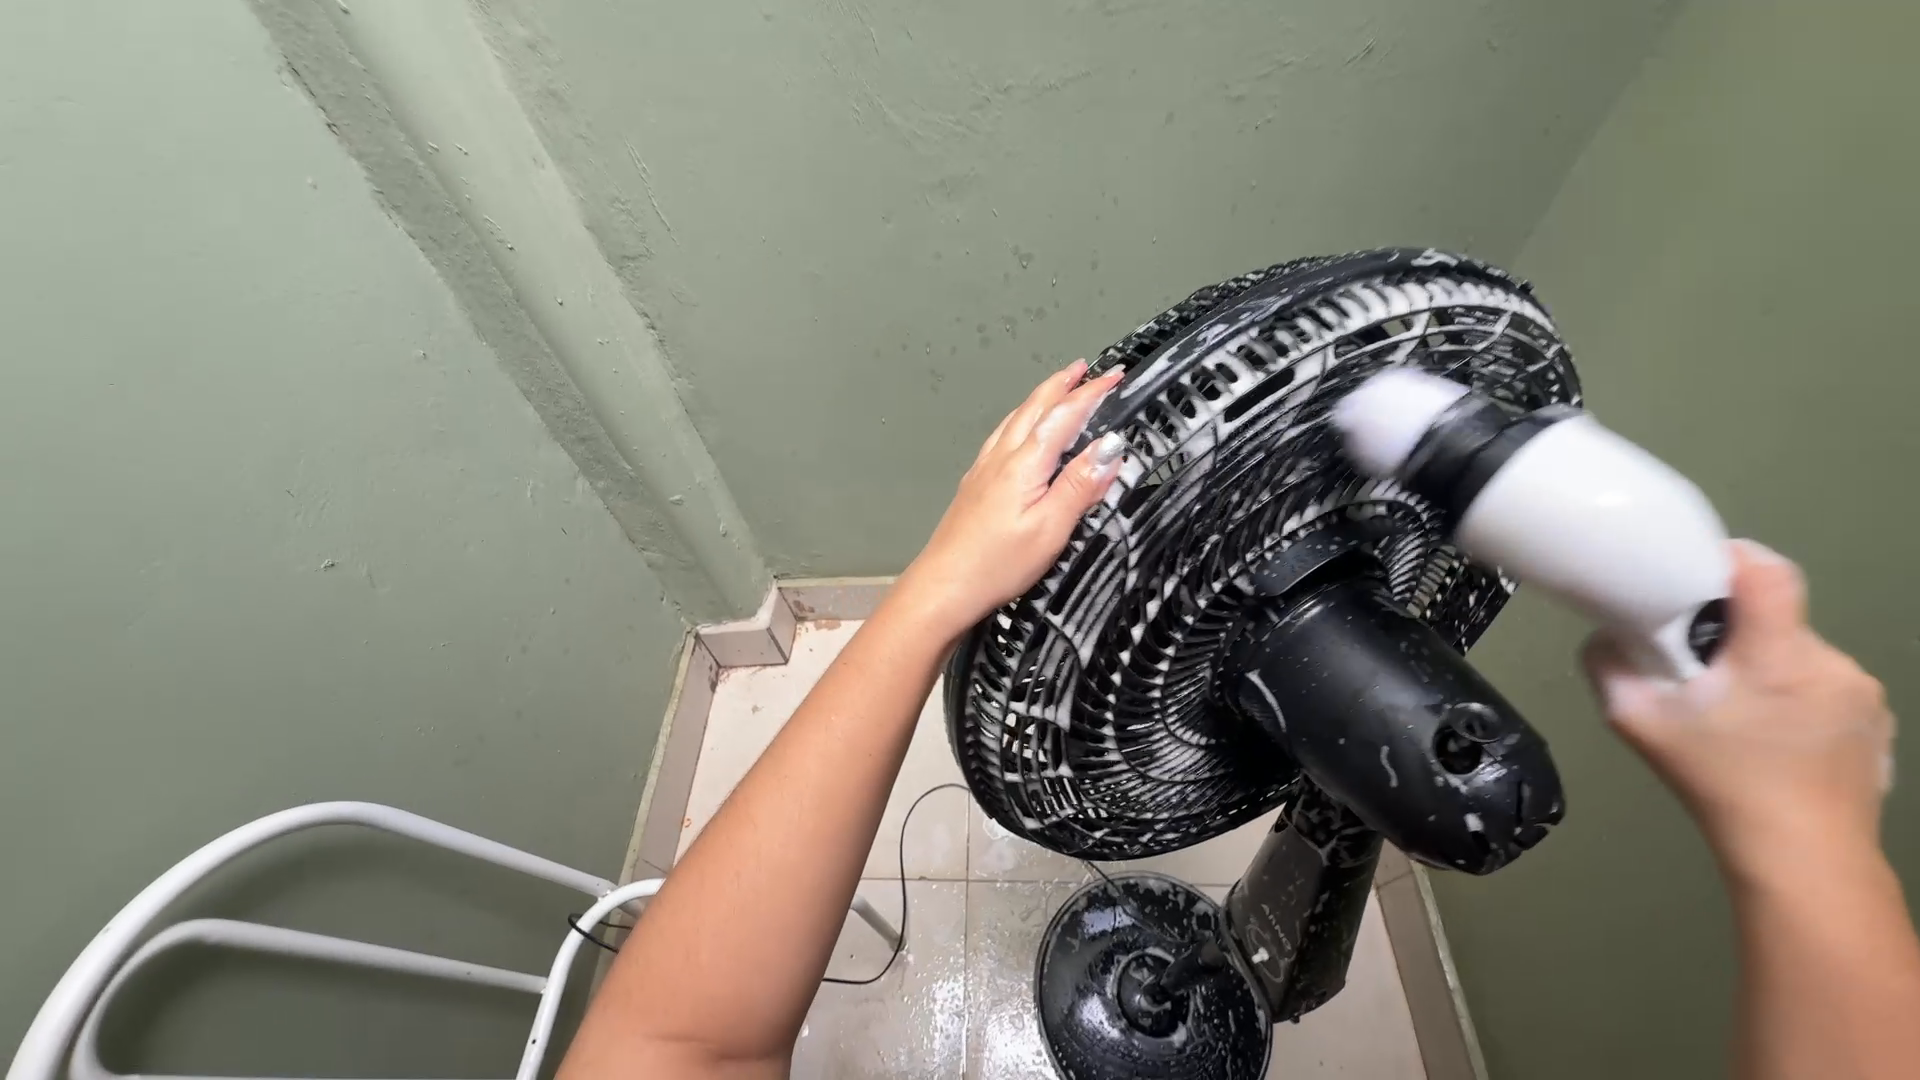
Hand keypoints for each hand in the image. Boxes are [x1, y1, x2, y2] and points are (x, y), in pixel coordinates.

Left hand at [893, 361, 1128, 642]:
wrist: (943, 587)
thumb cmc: (996, 564)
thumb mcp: (1050, 528)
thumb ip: (1080, 486)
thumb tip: (1111, 446)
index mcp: (1025, 464)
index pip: (1065, 416)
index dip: (1091, 393)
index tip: (1115, 376)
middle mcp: (1002, 458)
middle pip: (1035, 408)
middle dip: (1063, 384)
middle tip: (1086, 368)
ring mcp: (984, 469)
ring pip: (1015, 419)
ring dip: (1040, 398)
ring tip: (1057, 388)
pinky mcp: (974, 484)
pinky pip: (1001, 436)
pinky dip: (1019, 419)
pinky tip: (1017, 429)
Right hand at [1583, 541, 1895, 883]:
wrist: (1799, 850)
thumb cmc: (1711, 778)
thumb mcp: (1631, 719)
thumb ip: (1609, 664)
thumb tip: (1612, 633)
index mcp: (1774, 659)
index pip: (1768, 575)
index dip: (1730, 557)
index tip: (1694, 565)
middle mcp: (1830, 664)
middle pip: (1773, 619)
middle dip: (1730, 632)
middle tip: (1693, 667)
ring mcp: (1863, 692)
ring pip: (1796, 652)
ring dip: (1760, 664)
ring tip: (1732, 707)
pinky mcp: (1878, 718)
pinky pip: (1821, 682)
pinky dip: (1789, 691)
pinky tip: (1769, 732)